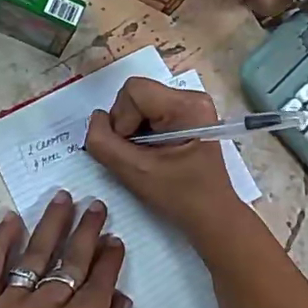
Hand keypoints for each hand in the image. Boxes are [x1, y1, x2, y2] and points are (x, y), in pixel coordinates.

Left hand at [0, 196, 128, 307]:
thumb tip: (121, 297)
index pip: (96, 286)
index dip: (109, 260)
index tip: (118, 236)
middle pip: (66, 263)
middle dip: (84, 231)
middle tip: (96, 204)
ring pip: (31, 257)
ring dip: (48, 225)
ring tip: (62, 198)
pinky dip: (0, 242)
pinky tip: (11, 219)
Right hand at [83, 77, 243, 232]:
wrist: (210, 216)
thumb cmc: (179, 196)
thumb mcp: (133, 172)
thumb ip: (103, 142)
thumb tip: (96, 118)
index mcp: (187, 106)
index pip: (133, 92)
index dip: (122, 119)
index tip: (133, 149)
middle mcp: (191, 97)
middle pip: (134, 95)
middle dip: (125, 124)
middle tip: (137, 153)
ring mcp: (188, 105)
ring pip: (136, 103)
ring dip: (130, 128)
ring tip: (145, 154)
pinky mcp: (183, 114)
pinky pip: (145, 111)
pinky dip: (138, 130)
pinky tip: (150, 150)